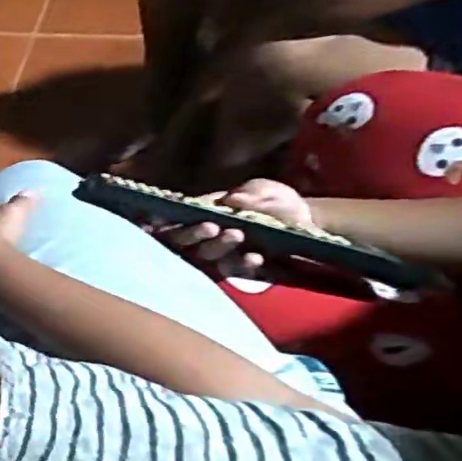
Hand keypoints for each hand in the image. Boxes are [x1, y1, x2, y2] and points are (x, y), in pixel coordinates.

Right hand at [160, 179, 317, 277]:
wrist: (307, 222)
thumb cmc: (277, 202)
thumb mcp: (266, 190)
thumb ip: (251, 194)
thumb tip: (230, 199)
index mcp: (201, 215)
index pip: (172, 221)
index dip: (159, 224)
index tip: (153, 223)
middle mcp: (203, 237)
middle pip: (184, 241)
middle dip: (193, 234)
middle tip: (211, 227)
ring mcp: (220, 254)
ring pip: (205, 256)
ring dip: (217, 247)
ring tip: (237, 235)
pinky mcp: (237, 268)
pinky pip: (233, 270)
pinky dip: (242, 264)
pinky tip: (255, 257)